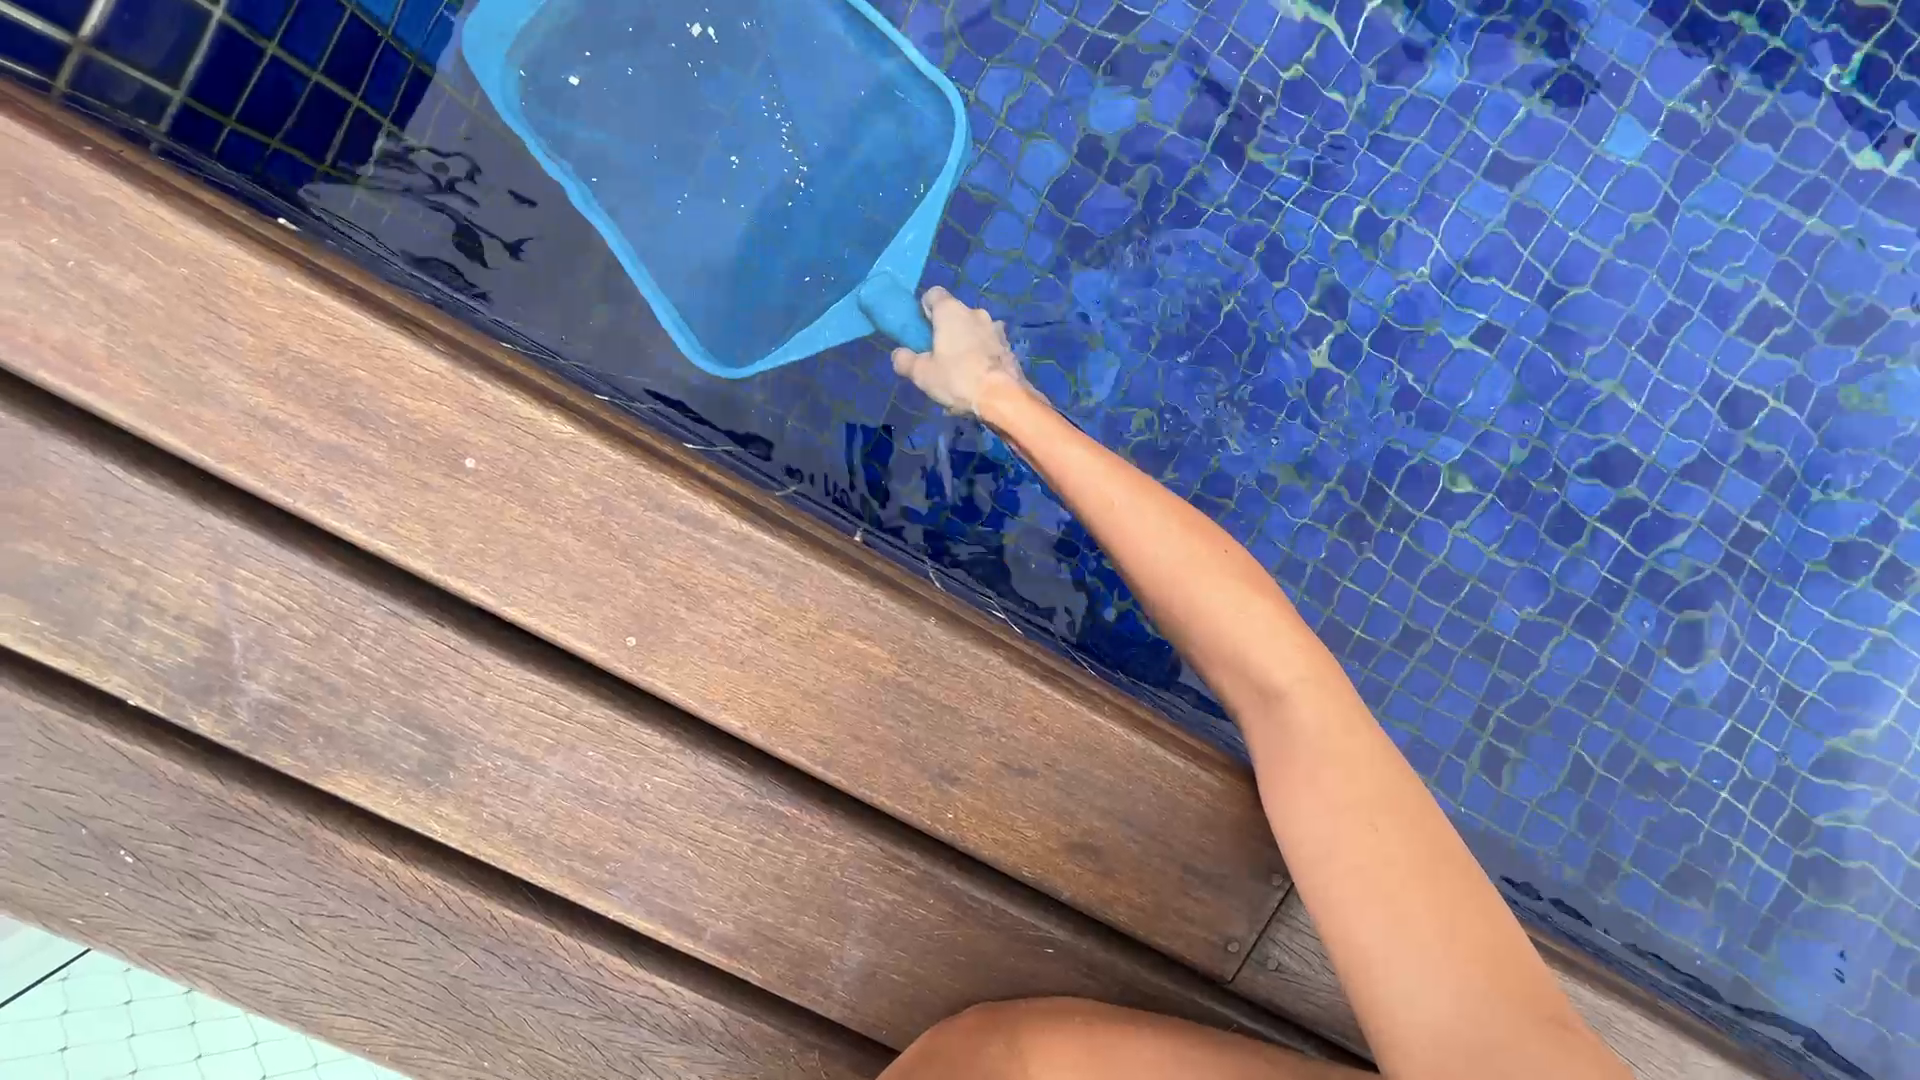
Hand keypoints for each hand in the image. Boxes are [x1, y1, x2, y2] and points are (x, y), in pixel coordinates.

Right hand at [891, 287, 1033, 417]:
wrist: (1003, 398)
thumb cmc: (957, 379)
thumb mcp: (922, 374)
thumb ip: (905, 361)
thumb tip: (899, 354)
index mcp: (951, 311)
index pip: (934, 294)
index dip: (925, 309)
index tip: (922, 330)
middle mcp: (976, 313)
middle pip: (955, 315)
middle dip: (946, 332)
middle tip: (938, 357)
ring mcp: (996, 329)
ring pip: (974, 332)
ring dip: (965, 346)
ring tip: (960, 374)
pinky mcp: (1009, 347)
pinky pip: (989, 348)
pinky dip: (981, 359)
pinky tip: (977, 381)